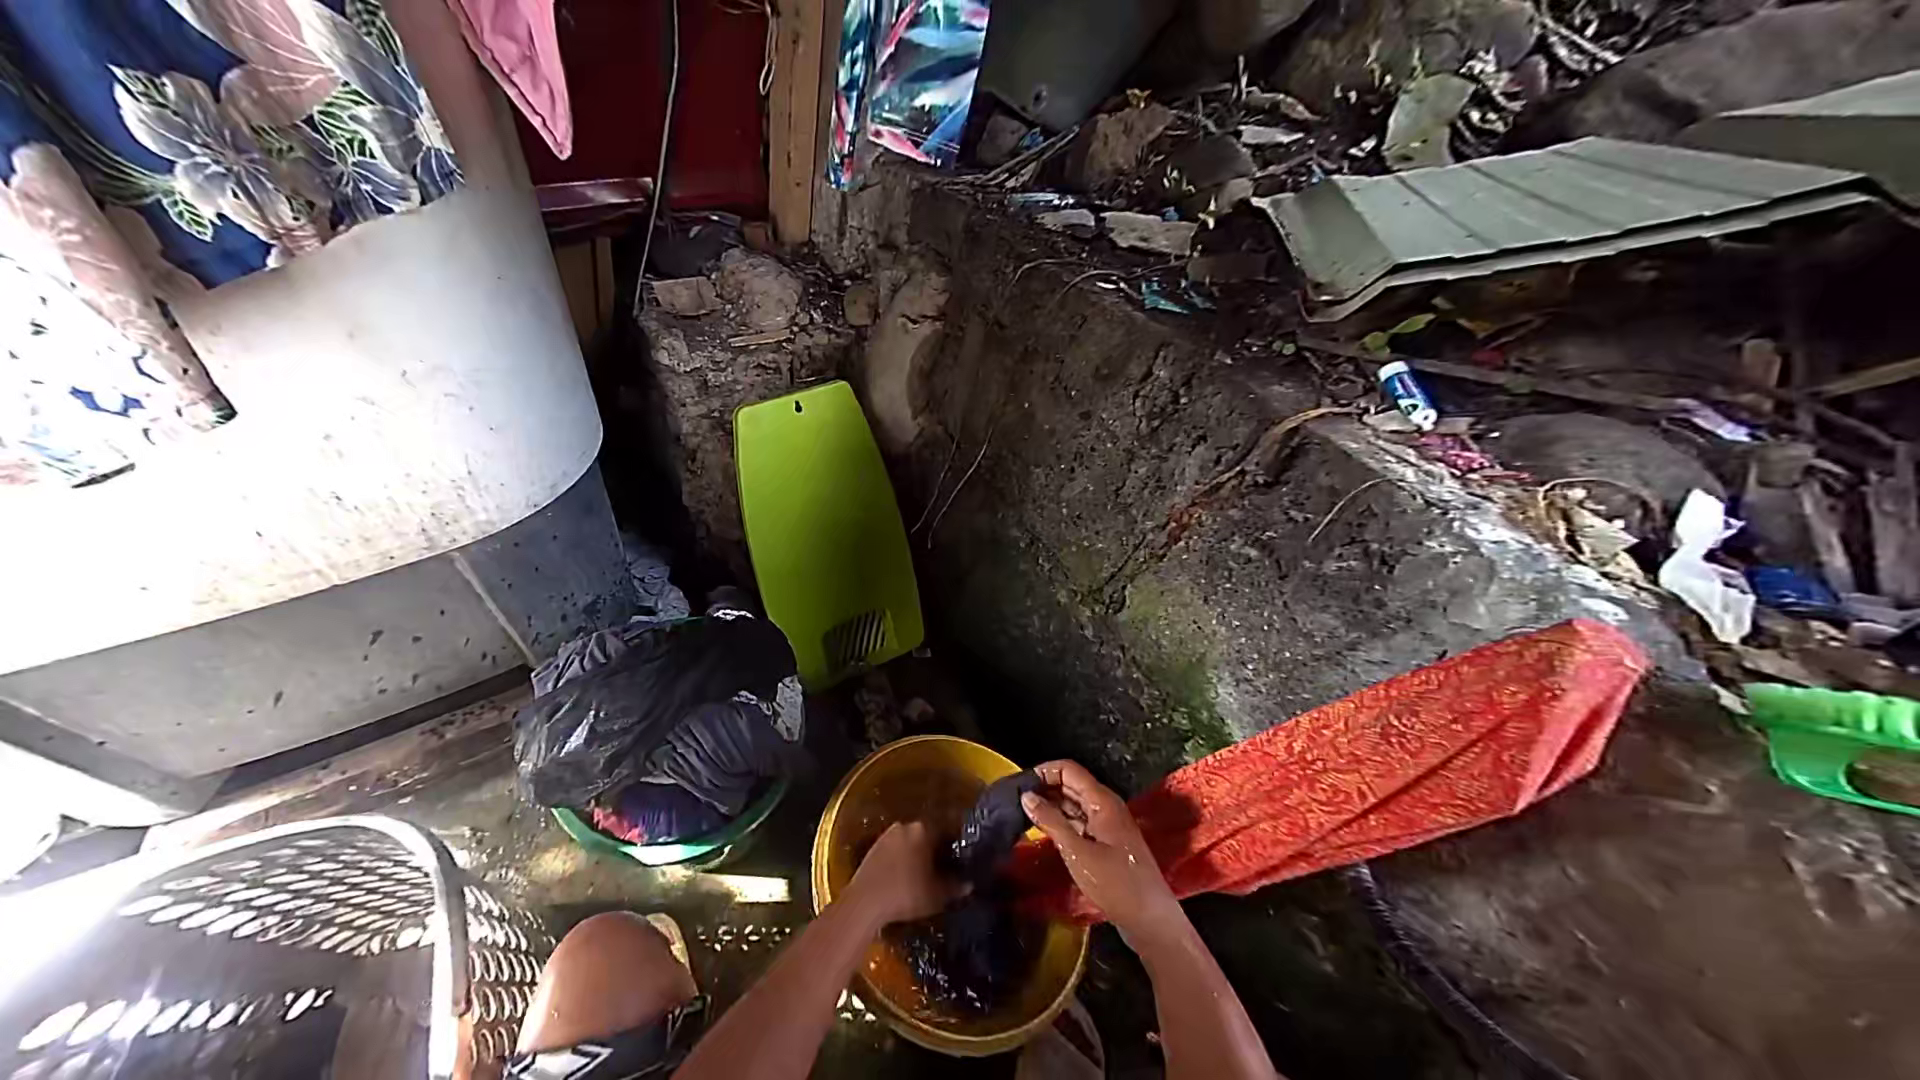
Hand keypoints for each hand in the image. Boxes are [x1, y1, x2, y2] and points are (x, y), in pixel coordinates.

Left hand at [845, 821, 960, 925]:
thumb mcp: (937, 895)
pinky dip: (898, 863)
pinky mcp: (871, 849)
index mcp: (924, 830)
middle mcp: (905, 826)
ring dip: (913, 857)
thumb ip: (955, 888)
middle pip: (924, 837)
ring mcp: (885, 836)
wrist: (866, 902)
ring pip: (907, 844)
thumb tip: (969, 884)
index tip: (955, 864)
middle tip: (938, 871)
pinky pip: (892, 853)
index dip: (951, 850)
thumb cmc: (907, 893)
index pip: (944, 834)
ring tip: (919, 878)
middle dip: (931, 852)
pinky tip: (901, 880)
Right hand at [1022, 760, 1180, 936]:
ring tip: (1023, 814)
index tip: (1020, 785)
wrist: (1150, 920)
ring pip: (1074, 804)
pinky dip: (1061, 822)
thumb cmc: (1115, 884)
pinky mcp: (1106, 842)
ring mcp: (1107, 824)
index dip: (1044, 772)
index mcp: (1102, 801)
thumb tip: (1026, 795)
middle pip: (1072, 784)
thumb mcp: (1077, 852)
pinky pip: (1079, 822)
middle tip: (1016, 799)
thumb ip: (1051, 821)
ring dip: (1051, 806)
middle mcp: (1106, 806)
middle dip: (1045, 788)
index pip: (1069, 770)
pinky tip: (1043, 831)